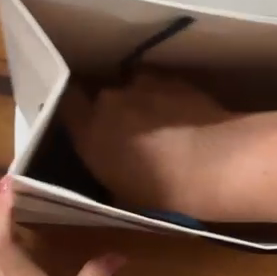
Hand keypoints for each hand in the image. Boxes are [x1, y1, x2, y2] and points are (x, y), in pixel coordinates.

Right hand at [63, 71, 236, 215]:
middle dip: (114, 111)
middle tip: (130, 133)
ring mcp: (144, 85)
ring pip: (134, 86)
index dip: (76, 111)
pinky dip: (169, 98)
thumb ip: (109, 173)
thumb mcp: (122, 195)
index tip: (84, 122)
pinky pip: (163, 85)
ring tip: (160, 123)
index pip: (67, 105)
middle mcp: (110, 100)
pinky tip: (184, 116)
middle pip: (103, 96)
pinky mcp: (176, 80)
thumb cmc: (160, 193)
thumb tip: (114, 170)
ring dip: (142, 101)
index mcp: (89, 131)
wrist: (209, 166)